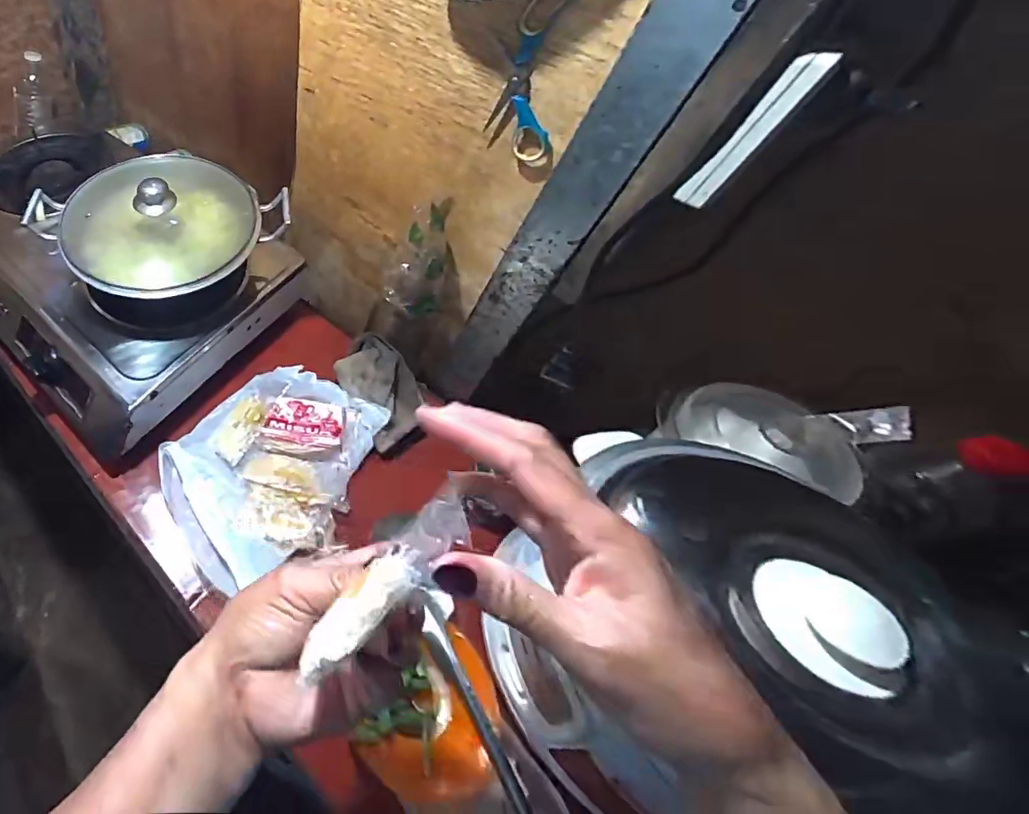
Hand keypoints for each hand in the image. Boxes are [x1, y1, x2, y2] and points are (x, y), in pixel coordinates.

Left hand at [57, 548, 414, 813]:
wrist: (240, 690)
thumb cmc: (255, 625)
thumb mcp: (291, 588)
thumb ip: (340, 579)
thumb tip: (392, 568)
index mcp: (330, 579)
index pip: (373, 564)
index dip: (394, 561)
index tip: (416, 558)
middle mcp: (354, 610)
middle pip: (397, 596)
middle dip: (404, 593)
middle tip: (402, 597)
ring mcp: (367, 649)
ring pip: (406, 631)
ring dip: (402, 624)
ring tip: (386, 625)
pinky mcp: (375, 688)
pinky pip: (402, 671)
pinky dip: (398, 660)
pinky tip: (382, 653)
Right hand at [417, 404, 838, 810]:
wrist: (726, 740)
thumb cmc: (665, 690)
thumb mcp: (585, 647)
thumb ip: (513, 599)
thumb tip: (441, 563)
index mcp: (600, 533)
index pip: (527, 466)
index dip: (475, 435)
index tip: (428, 416)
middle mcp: (595, 524)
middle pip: (537, 455)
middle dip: (485, 427)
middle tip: (432, 414)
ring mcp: (589, 541)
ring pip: (533, 479)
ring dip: (487, 454)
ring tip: (443, 442)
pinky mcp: (581, 560)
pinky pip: (531, 511)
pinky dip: (494, 493)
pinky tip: (467, 497)